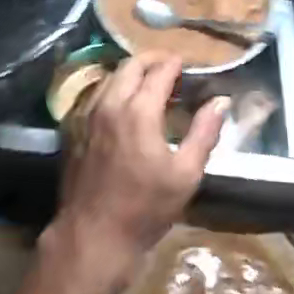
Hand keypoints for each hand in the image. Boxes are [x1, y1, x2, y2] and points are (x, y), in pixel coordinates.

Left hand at [41, 52, 229, 293]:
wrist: (93, 233)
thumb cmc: (145, 208)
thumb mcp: (185, 174)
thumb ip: (204, 133)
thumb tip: (220, 101)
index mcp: (138, 111)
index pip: (158, 72)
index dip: (174, 63)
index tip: (186, 62)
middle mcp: (109, 103)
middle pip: (129, 66)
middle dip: (151, 60)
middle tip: (168, 66)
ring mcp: (86, 114)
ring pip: (108, 77)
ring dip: (130, 73)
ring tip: (147, 82)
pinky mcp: (73, 127)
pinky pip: (94, 95)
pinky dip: (111, 88)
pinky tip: (121, 103)